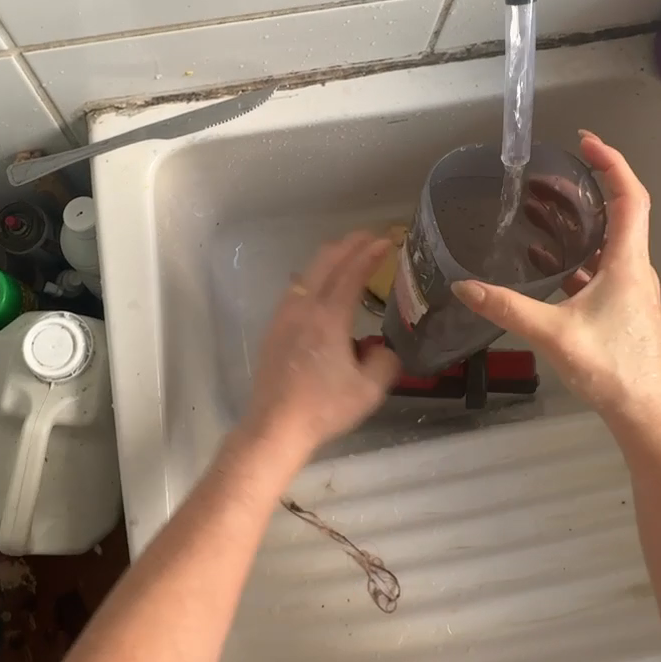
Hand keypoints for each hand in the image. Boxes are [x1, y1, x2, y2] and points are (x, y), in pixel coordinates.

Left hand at [243, 232, 400, 455]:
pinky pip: (296, 288)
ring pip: (308, 272)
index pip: (352, 273)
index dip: (370, 253)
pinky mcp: (274, 328)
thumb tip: (385, 349)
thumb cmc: (323, 408)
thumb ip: (384, 362)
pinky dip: (313, 275)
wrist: (275, 425)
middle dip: (348, 245)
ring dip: (329, 258)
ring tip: (347, 254)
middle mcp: (304, 308)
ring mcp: (285, 316)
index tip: (386, 240)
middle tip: (368, 237)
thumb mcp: (369, 390)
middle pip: (326, 263)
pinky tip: (318, 284)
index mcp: (329, 317)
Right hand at [452, 131, 660, 430]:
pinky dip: (579, 255)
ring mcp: (631, 292)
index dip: (612, 163)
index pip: (630, 197)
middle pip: (622, 213)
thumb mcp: (553, 335)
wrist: (649, 417)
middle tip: (555, 172)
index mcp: (628, 264)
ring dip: (583, 221)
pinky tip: (549, 266)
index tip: (586, 142)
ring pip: (611, 242)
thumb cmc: (613, 370)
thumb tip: (463, 286)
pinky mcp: (623, 310)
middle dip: (591, 185)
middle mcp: (635, 270)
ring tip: (545, 210)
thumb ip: (507, 308)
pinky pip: (602, 268)